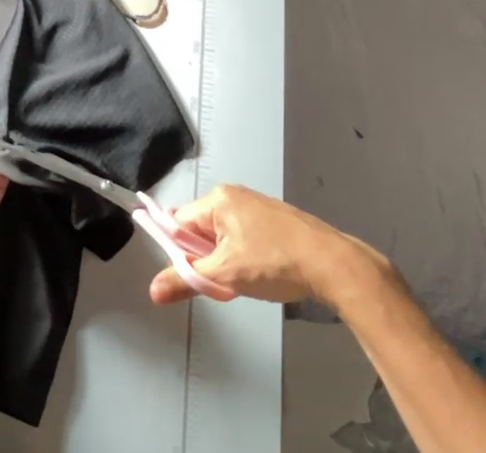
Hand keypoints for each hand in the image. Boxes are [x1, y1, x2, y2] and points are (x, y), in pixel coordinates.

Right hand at [149, 184, 395, 311]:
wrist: (333, 264)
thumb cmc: (274, 263)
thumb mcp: (225, 275)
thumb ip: (187, 279)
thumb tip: (153, 290)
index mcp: (218, 200)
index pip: (178, 222)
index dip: (178, 250)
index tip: (189, 273)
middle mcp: (234, 195)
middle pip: (200, 228)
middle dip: (205, 257)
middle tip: (220, 279)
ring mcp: (257, 205)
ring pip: (224, 235)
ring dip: (225, 259)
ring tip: (243, 278)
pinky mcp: (275, 219)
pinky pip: (244, 236)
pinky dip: (244, 255)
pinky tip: (261, 271)